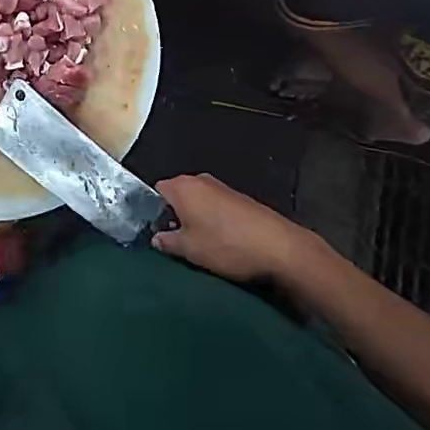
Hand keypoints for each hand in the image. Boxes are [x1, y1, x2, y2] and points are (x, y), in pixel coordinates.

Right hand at [151, 174, 325, 282]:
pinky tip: (218, 242)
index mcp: (184, 186)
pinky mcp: (239, 199)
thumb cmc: (226, 244)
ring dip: (194, 220)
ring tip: (196, 246)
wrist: (277, 246)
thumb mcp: (189, 249)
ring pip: (197, 202)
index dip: (152, 210)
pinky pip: (214, 207)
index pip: (156, 190)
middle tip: (173, 242)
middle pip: (177, 195)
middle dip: (173, 216)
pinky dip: (211, 220)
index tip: (154, 230)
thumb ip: (167, 241)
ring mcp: (222, 188)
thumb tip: (157, 237)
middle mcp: (201, 180)